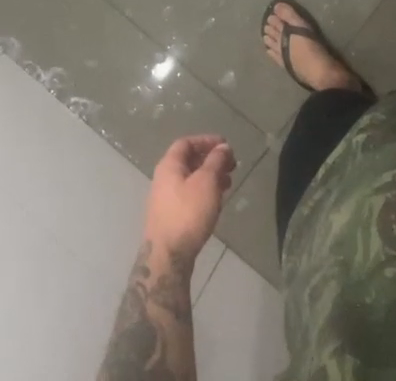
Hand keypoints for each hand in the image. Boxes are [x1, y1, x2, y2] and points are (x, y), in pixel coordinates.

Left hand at [142, 135, 234, 263]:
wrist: (168, 256)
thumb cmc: (188, 213)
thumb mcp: (207, 181)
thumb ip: (216, 161)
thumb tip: (222, 146)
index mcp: (169, 166)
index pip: (186, 143)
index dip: (206, 140)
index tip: (226, 146)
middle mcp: (164, 179)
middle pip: (189, 161)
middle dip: (212, 160)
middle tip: (232, 165)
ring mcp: (165, 199)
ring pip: (191, 179)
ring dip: (211, 177)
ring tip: (229, 183)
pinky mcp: (170, 216)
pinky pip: (189, 195)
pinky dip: (205, 192)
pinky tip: (217, 201)